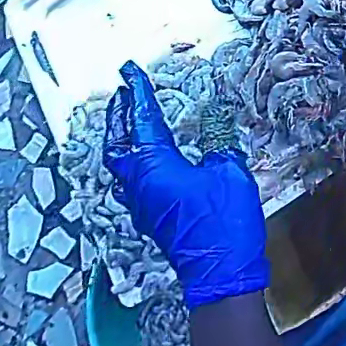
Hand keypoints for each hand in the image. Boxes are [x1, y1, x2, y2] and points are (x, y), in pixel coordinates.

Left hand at [102, 61, 269, 307]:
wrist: (221, 274)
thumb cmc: (223, 222)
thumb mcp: (228, 171)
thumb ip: (217, 144)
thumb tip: (213, 126)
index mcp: (152, 165)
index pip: (140, 118)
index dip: (137, 92)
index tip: (129, 72)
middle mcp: (138, 183)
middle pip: (117, 142)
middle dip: (118, 115)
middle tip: (123, 96)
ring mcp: (142, 204)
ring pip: (121, 164)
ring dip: (122, 139)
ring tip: (130, 123)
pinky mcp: (152, 219)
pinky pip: (132, 182)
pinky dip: (134, 162)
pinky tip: (147, 160)